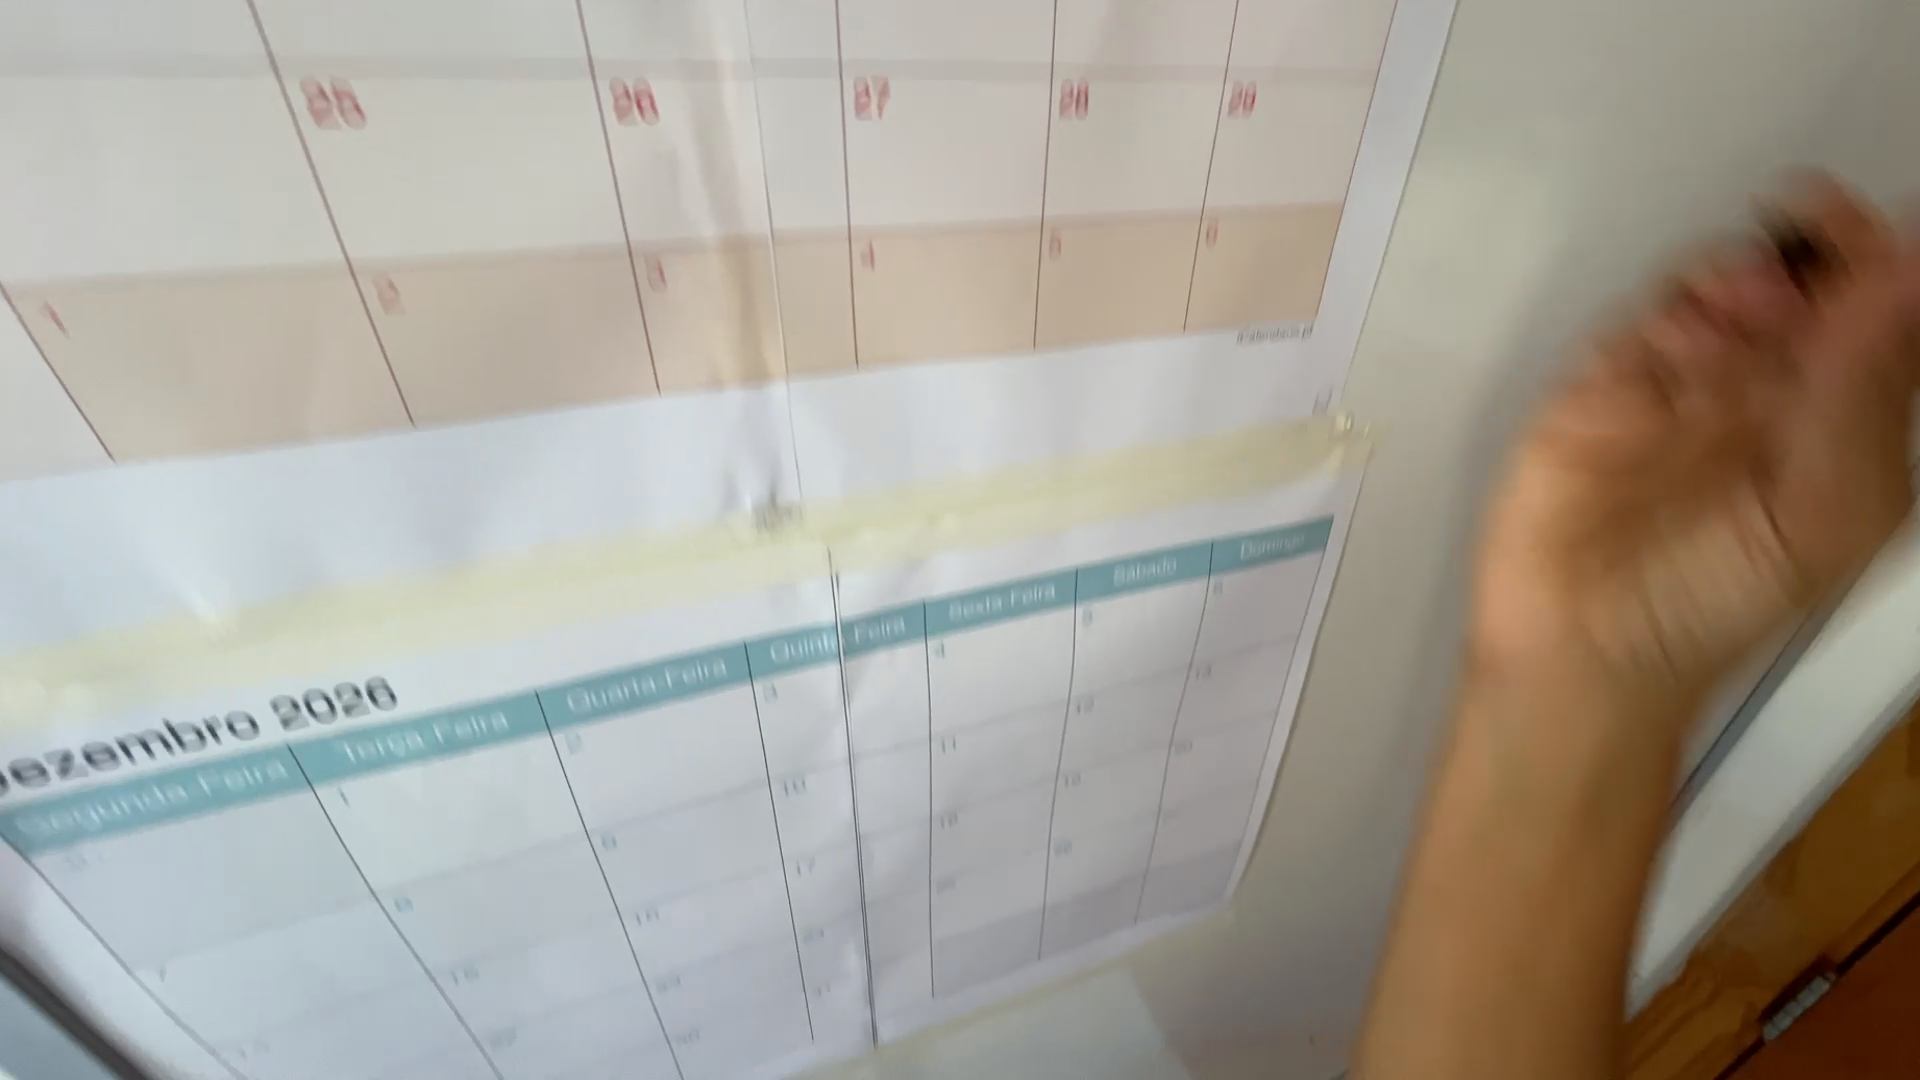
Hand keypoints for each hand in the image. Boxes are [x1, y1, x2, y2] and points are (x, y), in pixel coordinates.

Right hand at [1473, 178, 1919, 718]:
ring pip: (1688, 310)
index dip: (1861, 257)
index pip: (1857, 318)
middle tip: (1775, 279)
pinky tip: (1668, 336)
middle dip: (1784, 266)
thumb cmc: (1716, 604)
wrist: (1585, 652)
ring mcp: (1651, 405)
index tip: (1841, 216)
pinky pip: (1613, 347)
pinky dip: (1643, 325)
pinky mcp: (1575, 414)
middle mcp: (1741, 403)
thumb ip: (1858, 400)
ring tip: (1726, 307)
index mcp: (1823, 423)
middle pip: (1774, 298)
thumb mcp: (1828, 511)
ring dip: (1715, 287)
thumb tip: (1893, 285)